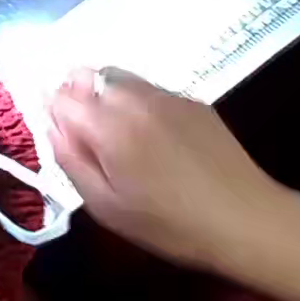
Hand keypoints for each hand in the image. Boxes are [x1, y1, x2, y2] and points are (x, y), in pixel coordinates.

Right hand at [46, 68, 299, 300]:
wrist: (246, 219)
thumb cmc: (169, 224)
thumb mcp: (107, 207)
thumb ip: (72, 161)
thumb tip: (53, 128)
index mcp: (110, 126)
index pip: (62, 96)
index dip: (54, 112)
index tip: (63, 135)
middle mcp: (135, 99)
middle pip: (90, 76)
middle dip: (78, 96)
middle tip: (88, 134)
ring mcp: (167, 95)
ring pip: (120, 77)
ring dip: (106, 95)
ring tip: (119, 135)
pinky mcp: (193, 100)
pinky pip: (150, 90)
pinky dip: (137, 101)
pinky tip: (154, 137)